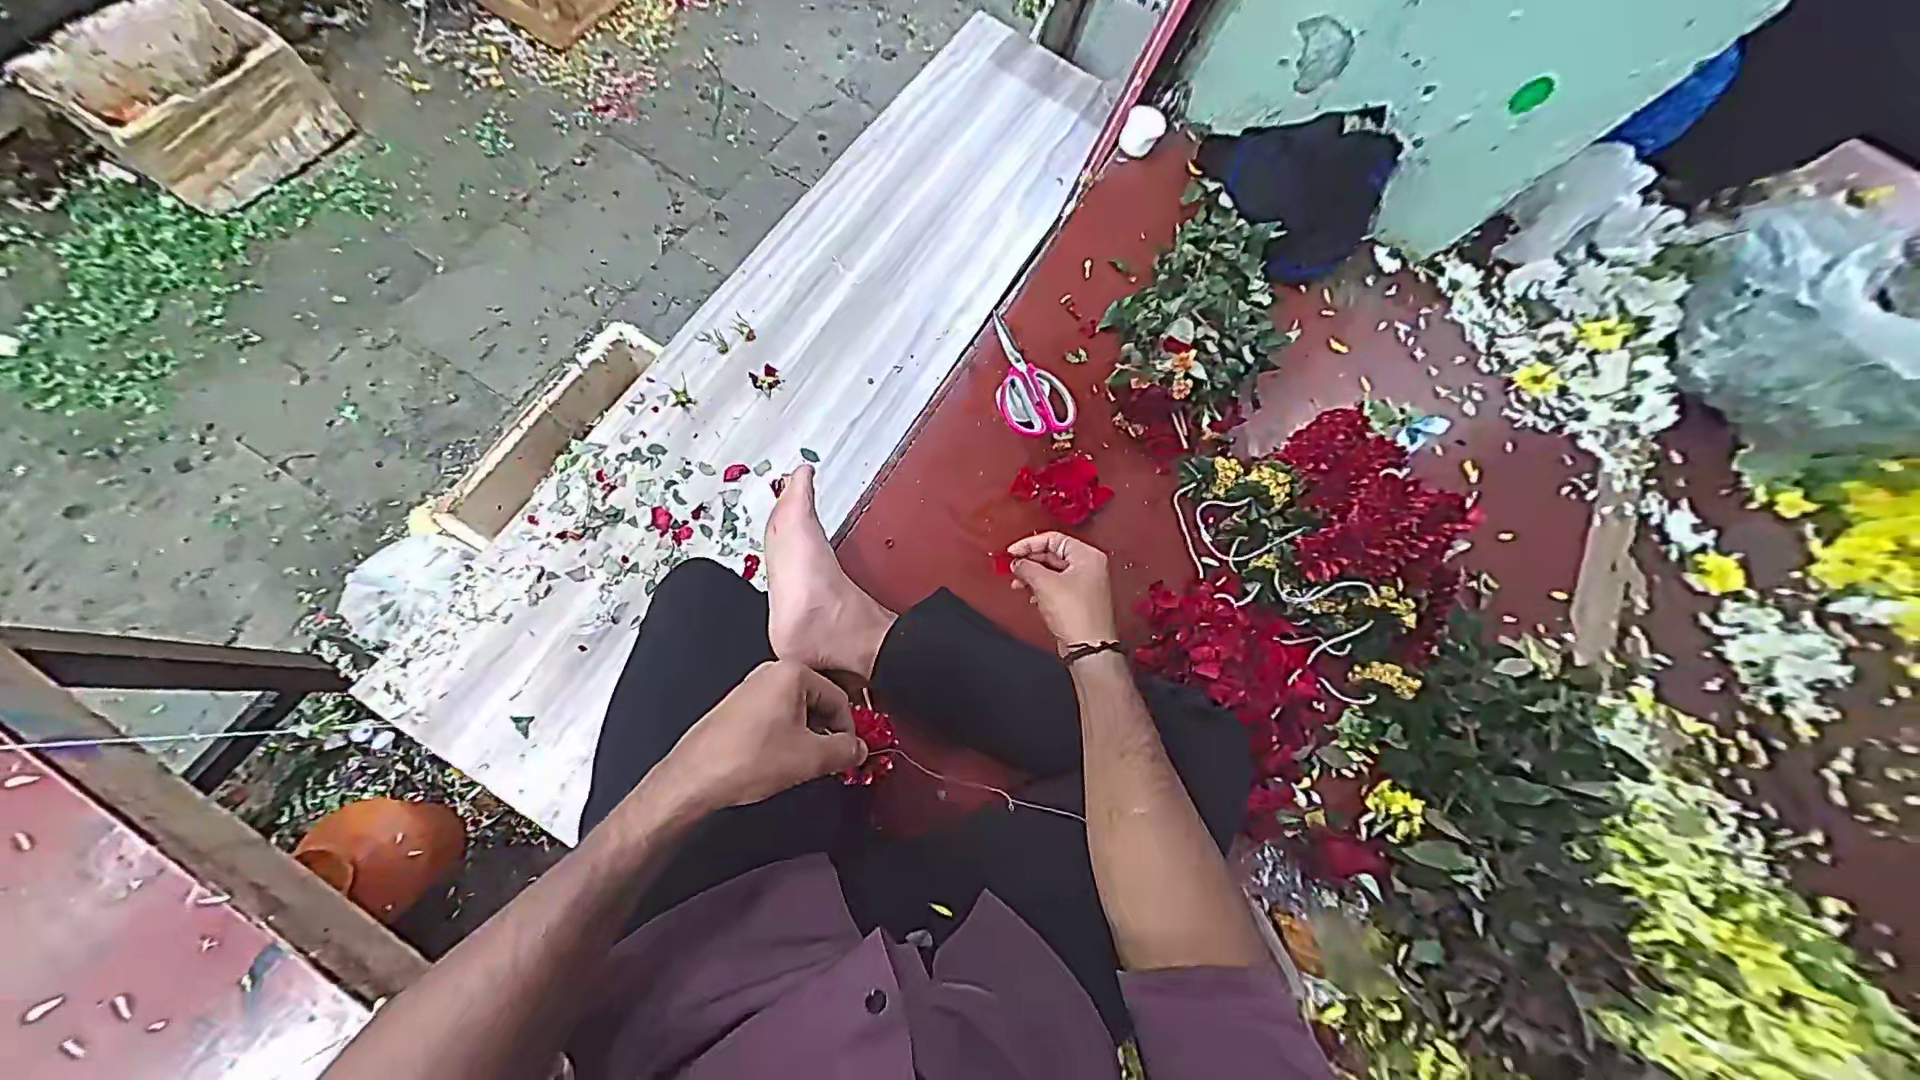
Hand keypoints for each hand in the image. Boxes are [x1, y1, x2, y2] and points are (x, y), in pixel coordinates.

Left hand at [650, 660, 867, 814]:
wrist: (693, 779)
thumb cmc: (744, 760)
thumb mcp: (811, 758)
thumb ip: (845, 751)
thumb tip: (857, 749)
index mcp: (792, 674)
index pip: (839, 699)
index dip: (848, 731)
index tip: (849, 753)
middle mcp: (770, 674)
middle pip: (818, 703)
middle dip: (826, 734)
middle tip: (827, 761)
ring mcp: (752, 689)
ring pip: (797, 712)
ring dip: (805, 738)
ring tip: (799, 765)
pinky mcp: (738, 708)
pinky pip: (775, 717)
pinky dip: (784, 738)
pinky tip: (777, 762)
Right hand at [1007, 532, 1118, 647]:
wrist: (1087, 646)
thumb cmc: (1076, 615)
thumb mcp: (1045, 584)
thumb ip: (1027, 567)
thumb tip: (1017, 562)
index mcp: (1087, 555)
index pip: (1053, 539)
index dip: (1029, 544)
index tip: (1012, 552)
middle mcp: (1089, 566)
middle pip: (1052, 554)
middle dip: (1030, 560)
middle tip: (1013, 566)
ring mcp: (1084, 582)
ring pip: (1052, 570)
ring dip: (1033, 575)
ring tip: (1017, 582)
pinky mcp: (1078, 597)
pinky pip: (1056, 584)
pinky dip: (1041, 586)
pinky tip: (1029, 594)